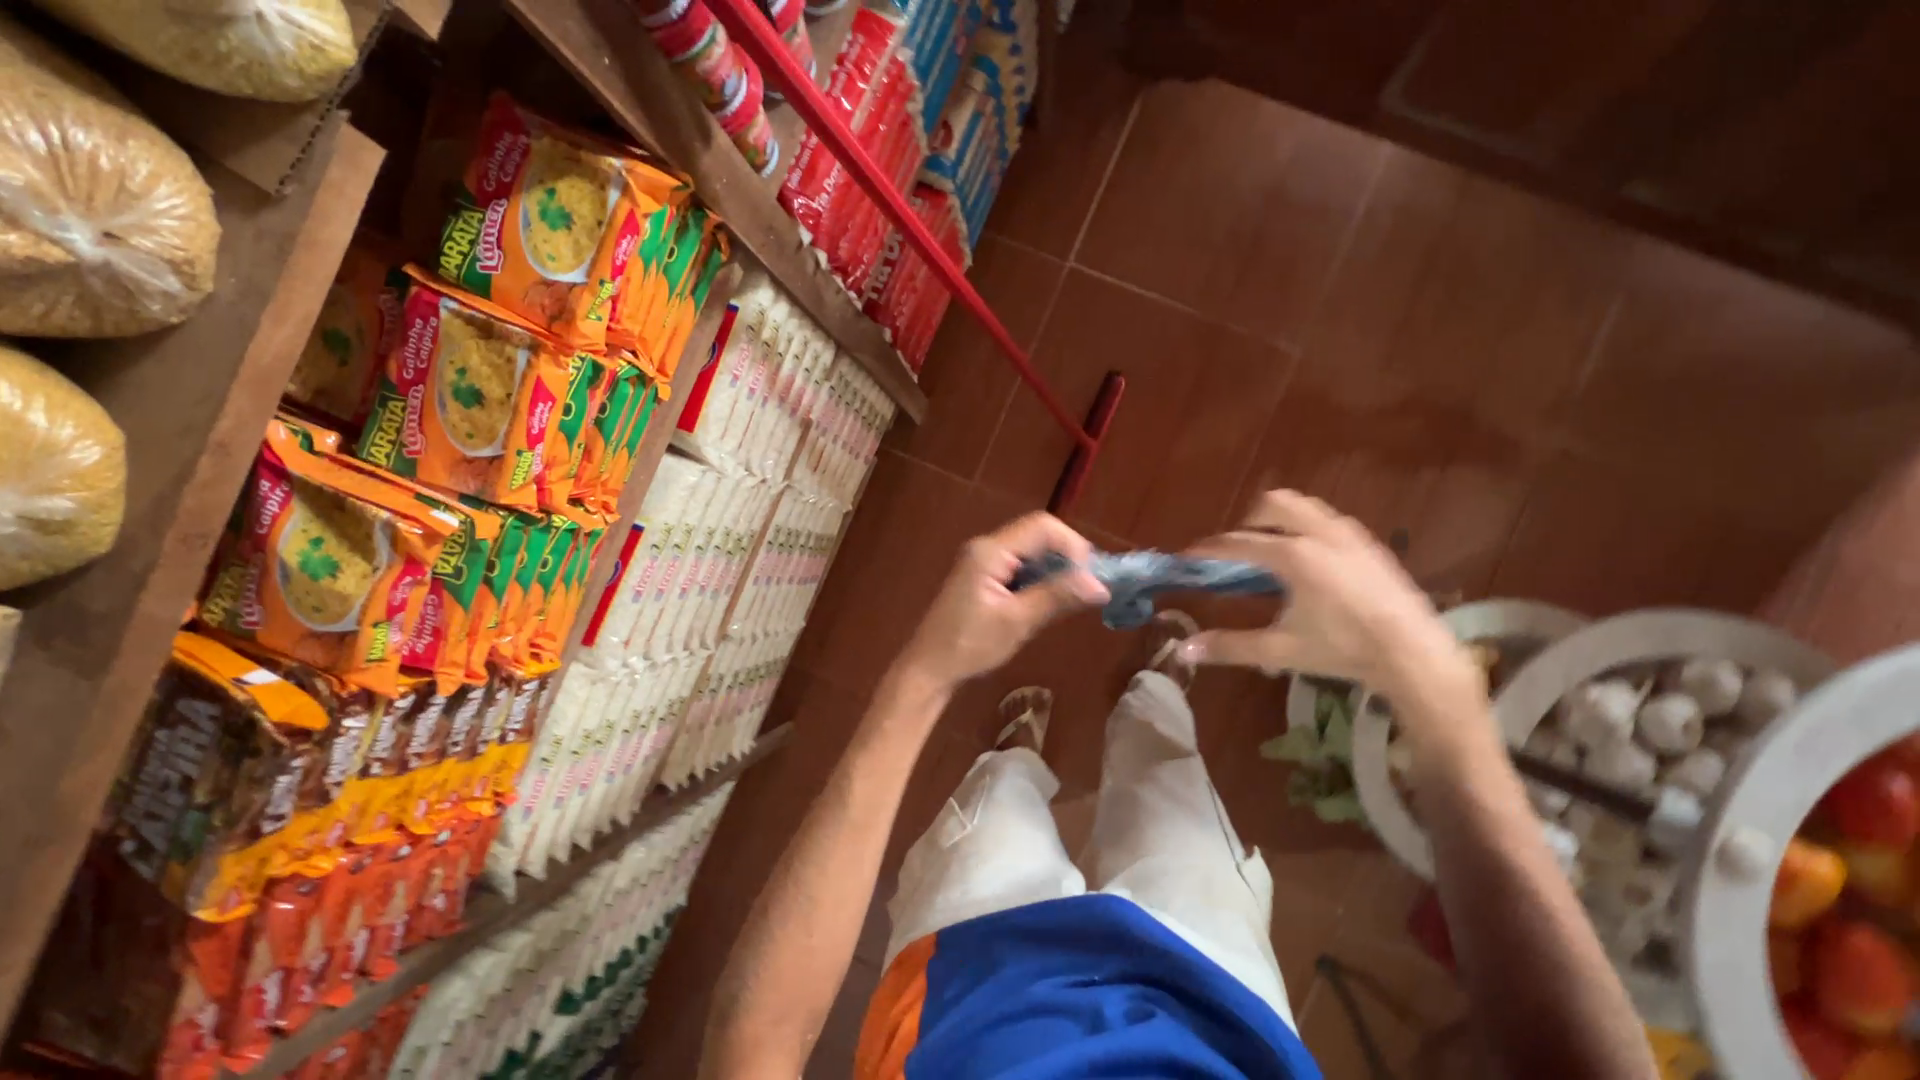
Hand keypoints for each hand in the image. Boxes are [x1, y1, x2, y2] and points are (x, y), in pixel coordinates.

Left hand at [895, 513, 1108, 692]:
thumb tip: (1100, 585)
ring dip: (1053, 569)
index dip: (1072, 545)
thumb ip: (1057, 597)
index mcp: (990, 551)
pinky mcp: (982, 575)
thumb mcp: (1017, 622)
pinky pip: (1018, 565)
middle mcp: (986, 547)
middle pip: (1037, 535)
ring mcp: (981, 560)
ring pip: (1030, 551)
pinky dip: (1037, 578)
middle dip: (1065, 557)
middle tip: (1084, 589)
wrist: (929, 669)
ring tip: (1070, 598)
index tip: (1088, 577)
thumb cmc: (969, 646)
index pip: (1042, 527)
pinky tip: (1046, 601)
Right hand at [1182, 491, 1478, 703]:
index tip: (1188, 556)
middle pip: (1273, 504)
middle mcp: (1319, 534)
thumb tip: (1184, 651)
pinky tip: (1312, 561)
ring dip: (1281, 519)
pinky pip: (1329, 520)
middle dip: (1249, 521)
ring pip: (1305, 506)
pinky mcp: (1370, 544)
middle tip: (1238, 549)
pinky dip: (1308, 528)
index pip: (1238, 543)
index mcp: (1293, 555)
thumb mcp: (1281, 649)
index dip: (1208, 549)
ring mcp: (1349, 535)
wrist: (1412, 652)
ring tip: (1273, 548)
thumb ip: (1231, 646)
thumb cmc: (1343, 649)